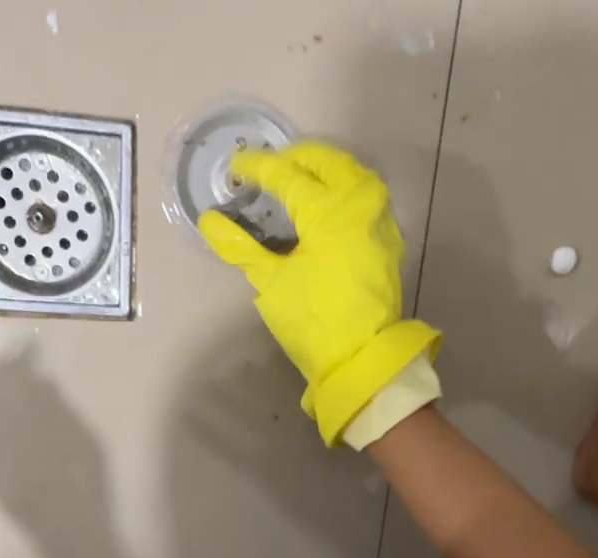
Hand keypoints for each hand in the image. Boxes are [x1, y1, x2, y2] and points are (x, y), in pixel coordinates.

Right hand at [200, 141, 440, 445]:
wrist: (362, 358)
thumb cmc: (313, 321)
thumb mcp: (271, 283)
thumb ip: (241, 247)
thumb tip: (209, 220)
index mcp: (329, 212)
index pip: (287, 176)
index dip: (258, 168)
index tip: (237, 167)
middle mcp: (361, 205)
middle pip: (326, 162)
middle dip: (295, 158)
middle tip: (270, 167)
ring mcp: (380, 221)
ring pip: (353, 174)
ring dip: (324, 168)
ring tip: (298, 178)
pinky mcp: (389, 240)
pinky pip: (367, 197)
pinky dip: (345, 189)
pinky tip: (328, 203)